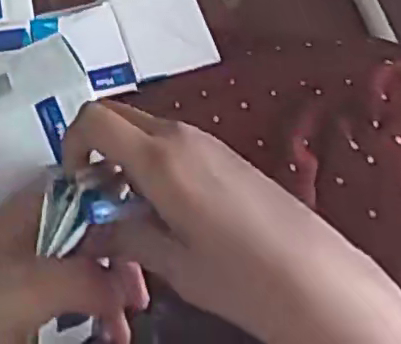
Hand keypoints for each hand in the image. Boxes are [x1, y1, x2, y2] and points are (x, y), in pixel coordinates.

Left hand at [0, 179, 149, 343]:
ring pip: (85, 263)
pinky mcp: (30, 302)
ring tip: (129, 323)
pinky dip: (98, 311)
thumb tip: (126, 282)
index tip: (149, 224)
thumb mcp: (29, 285)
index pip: (78, 183)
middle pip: (88, 225)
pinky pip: (76, 296)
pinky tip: (111, 333)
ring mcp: (30, 266)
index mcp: (28, 209)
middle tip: (143, 290)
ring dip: (112, 287)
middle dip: (120, 252)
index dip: (113, 196)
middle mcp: (32, 229)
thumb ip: (80, 276)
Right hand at [65, 100, 400, 343]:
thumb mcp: (175, 265)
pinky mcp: (224, 152)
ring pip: (142, 127)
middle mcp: (179, 134)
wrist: (328, 286)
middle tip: (97, 194)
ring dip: (124, 154)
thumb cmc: (247, 279)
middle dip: (95, 146)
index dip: (72, 143)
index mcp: (159, 157)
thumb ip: (125, 235)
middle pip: (115, 114)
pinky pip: (170, 140)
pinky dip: (151, 160)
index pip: (93, 118)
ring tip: (134, 210)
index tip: (76, 181)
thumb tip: (92, 226)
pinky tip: (170, 210)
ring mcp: (205, 140)